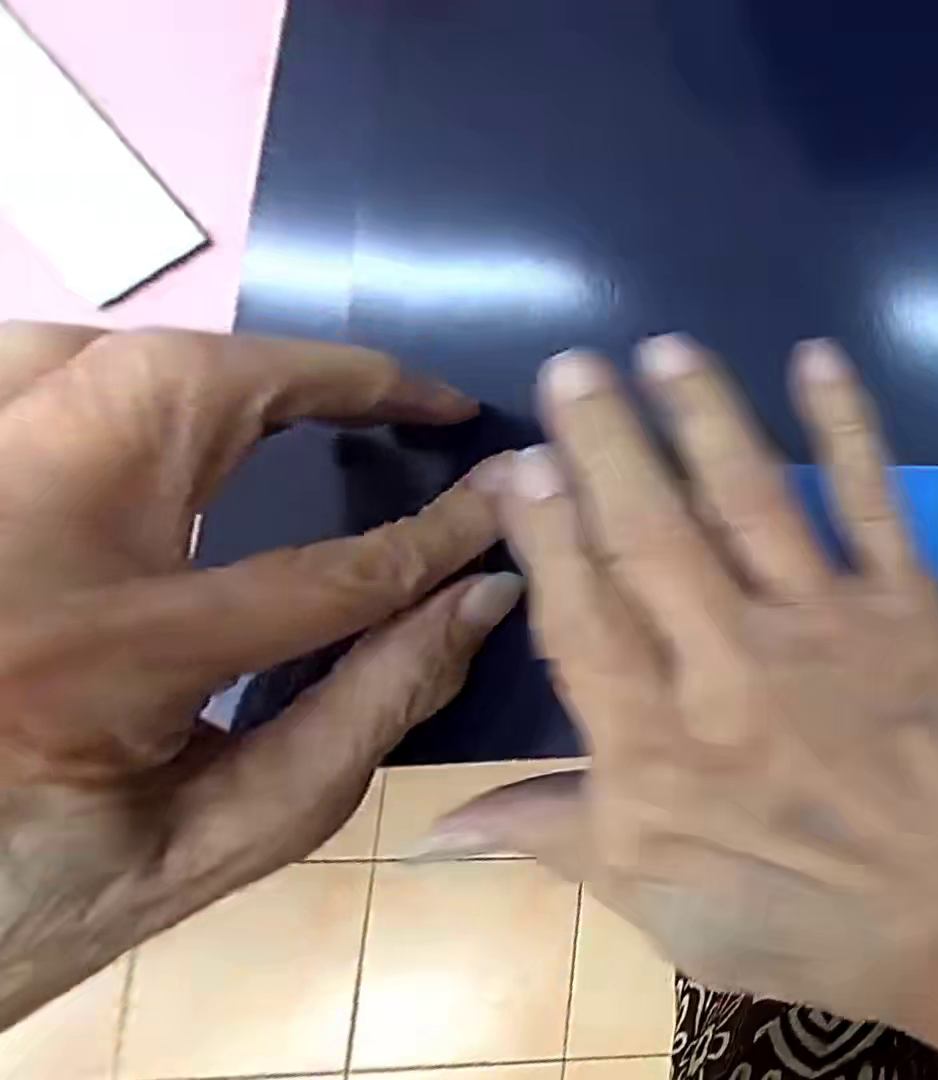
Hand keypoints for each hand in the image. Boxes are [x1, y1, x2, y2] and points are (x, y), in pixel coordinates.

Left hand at [0, 322, 521, 1025]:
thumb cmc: (26, 904)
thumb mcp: (240, 829)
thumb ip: (380, 703)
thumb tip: (488, 597)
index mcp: (84, 665)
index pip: (331, 569)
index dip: (444, 529)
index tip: (508, 492)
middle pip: (171, 391)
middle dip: (332, 377)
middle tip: (424, 398)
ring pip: (63, 353)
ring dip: (219, 366)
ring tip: (314, 398)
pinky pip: (1, 381)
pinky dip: (110, 376)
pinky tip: (183, 419)